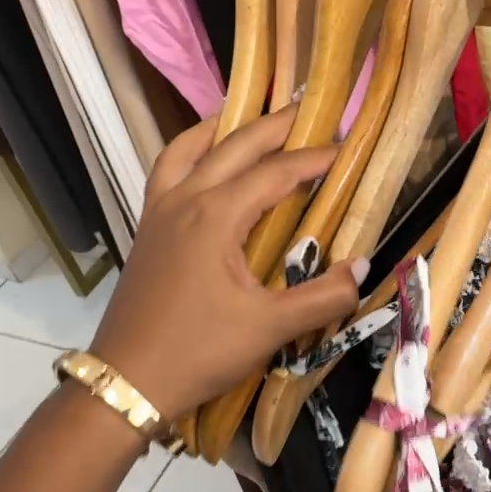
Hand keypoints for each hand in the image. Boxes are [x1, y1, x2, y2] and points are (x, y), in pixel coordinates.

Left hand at [89, 106, 366, 418]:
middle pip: (233, 146)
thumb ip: (323, 297)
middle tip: (308, 111)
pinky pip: (168, 171)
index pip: (275, 173)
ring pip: (189, 149)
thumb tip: (361, 267)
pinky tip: (205, 166)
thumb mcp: (271, 328)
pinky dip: (191, 154)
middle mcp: (185, 200)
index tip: (345, 149)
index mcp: (216, 216)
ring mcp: (159, 212)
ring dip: (224, 129)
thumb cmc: (200, 352)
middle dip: (274, 126)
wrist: (129, 380)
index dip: (313, 159)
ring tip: (251, 121)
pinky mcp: (147, 229)